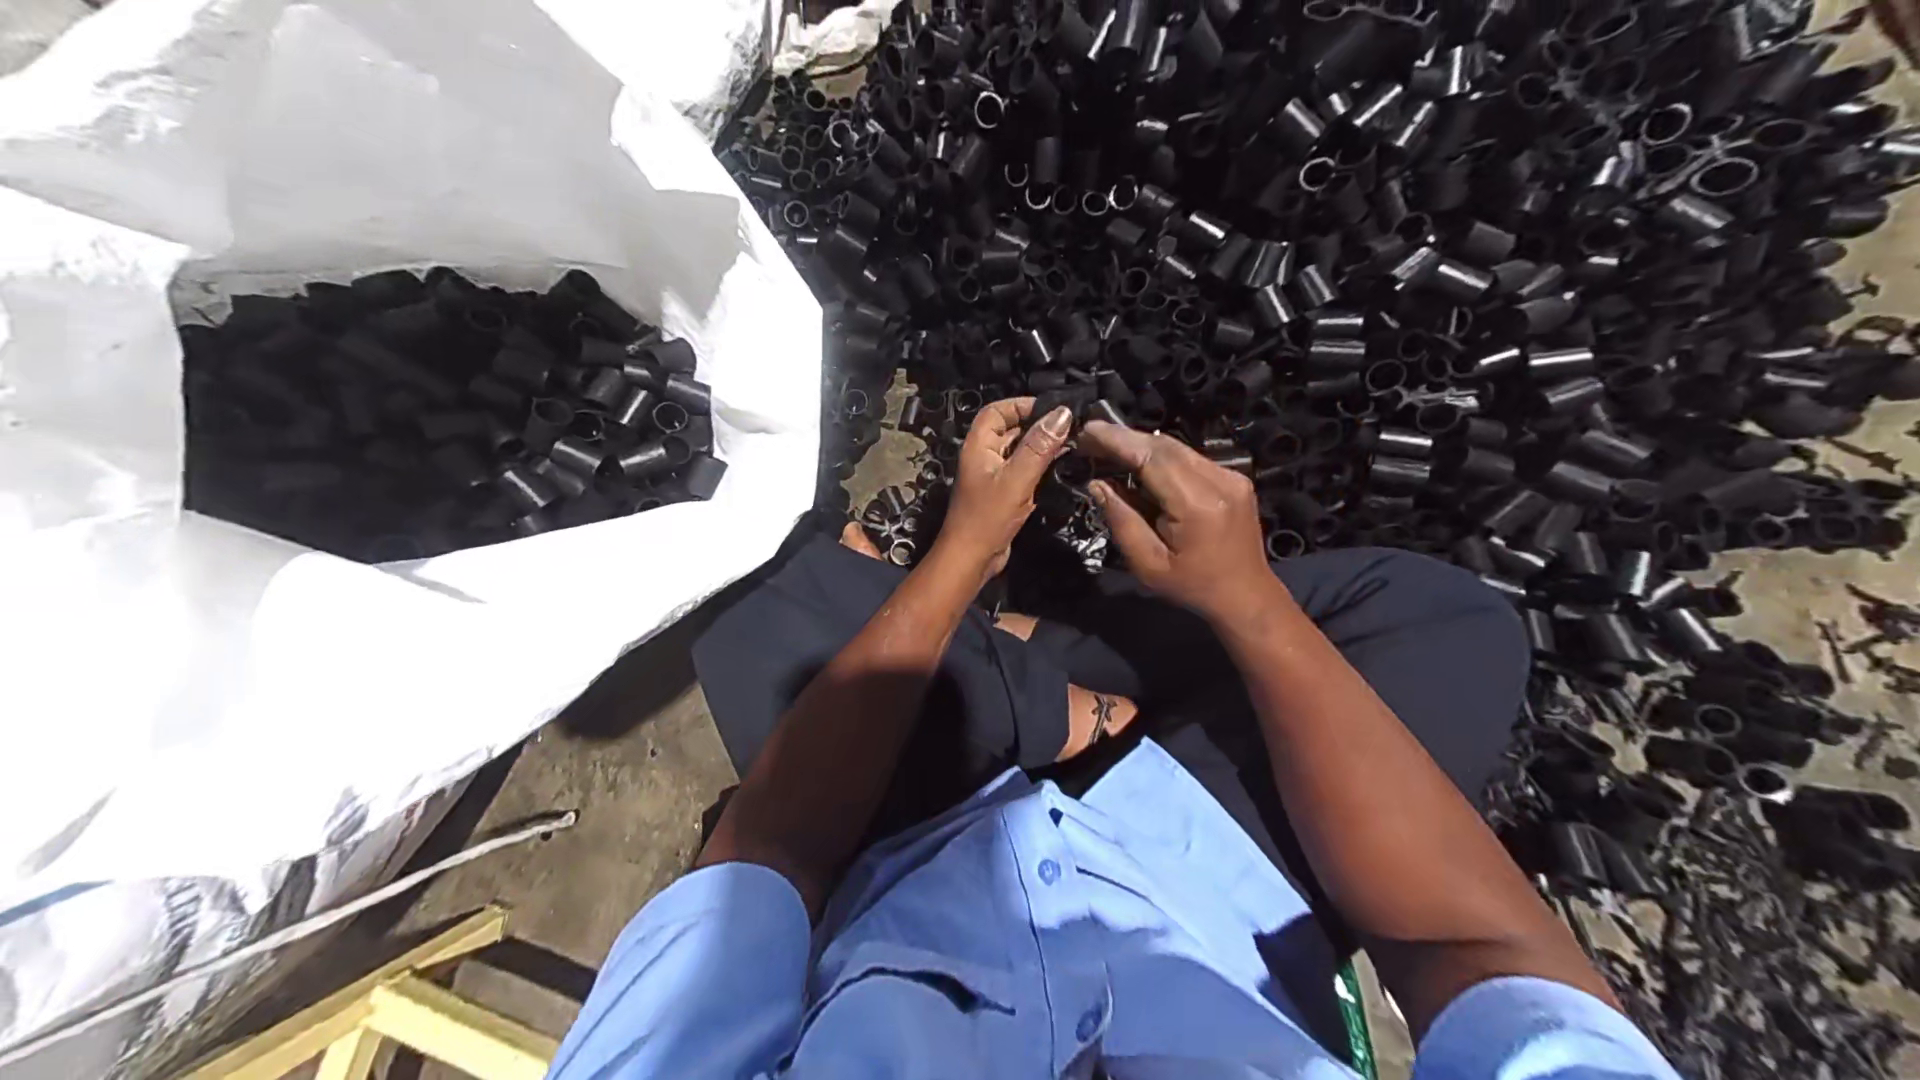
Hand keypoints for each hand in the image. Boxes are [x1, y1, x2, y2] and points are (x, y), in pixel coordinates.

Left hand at [934, 397, 1074, 581]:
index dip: (1022, 405)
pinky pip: (1022, 471)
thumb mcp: (1017, 478)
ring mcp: (993, 476)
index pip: (997, 411)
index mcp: (979, 446)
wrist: (971, 559)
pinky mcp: (1003, 494)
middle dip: (1037, 425)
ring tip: (1069, 445)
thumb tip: (1062, 414)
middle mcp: (984, 456)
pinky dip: (1039, 467)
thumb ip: (1039, 446)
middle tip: (1069, 427)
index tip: (1051, 409)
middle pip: (1010, 429)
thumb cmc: (987, 517)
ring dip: (1041, 447)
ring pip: (1019, 451)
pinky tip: (1059, 468)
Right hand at [1080, 420, 1292, 628]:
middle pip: (1164, 446)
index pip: (1152, 458)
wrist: (1245, 594)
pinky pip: (1189, 458)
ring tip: (1107, 449)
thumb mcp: (1147, 563)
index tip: (1087, 432)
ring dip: (1140, 446)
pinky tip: (1138, 464)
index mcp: (1198, 505)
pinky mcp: (1233, 478)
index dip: (1117, 440)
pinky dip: (1159, 457)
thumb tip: (1097, 484)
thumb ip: (1122, 520)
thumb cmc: (1193, 586)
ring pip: (1176, 448)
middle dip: (1124, 439)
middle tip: (1089, 439)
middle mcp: (1219, 481)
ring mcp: (1231, 476)